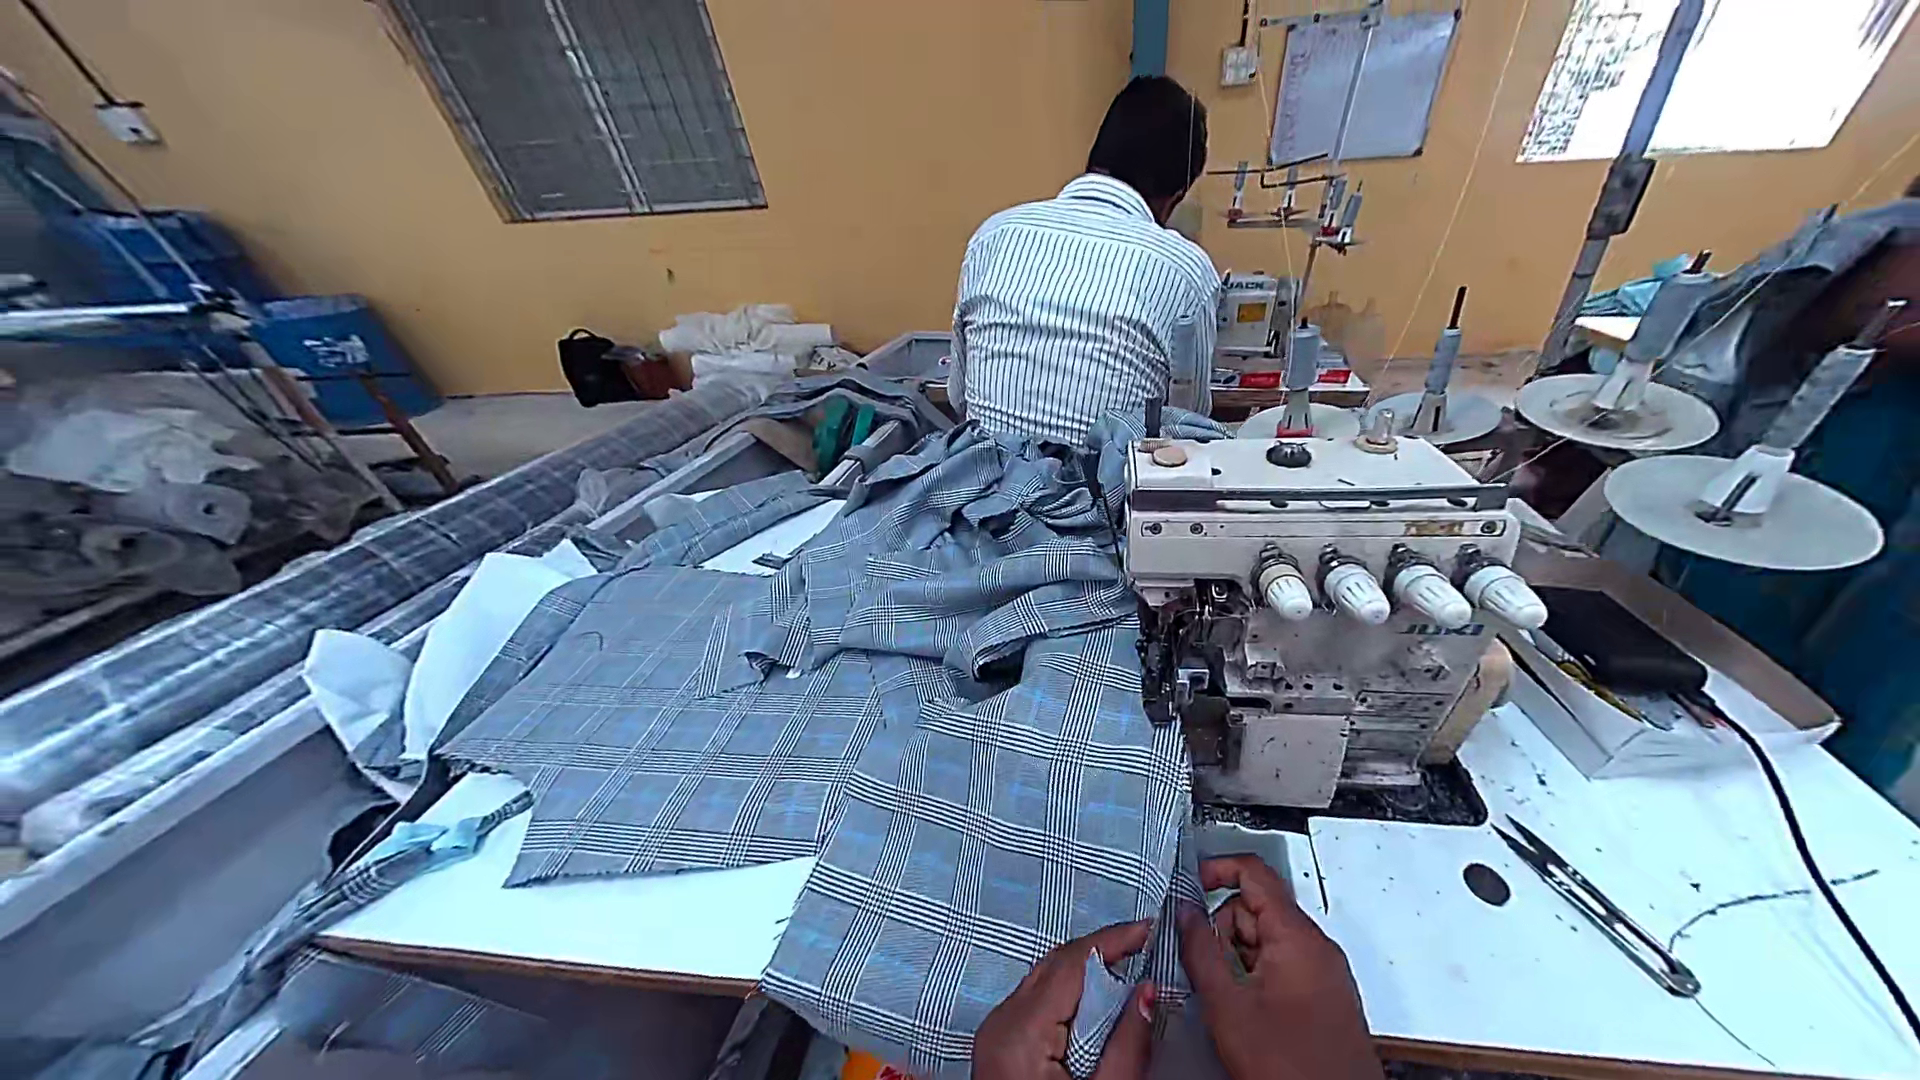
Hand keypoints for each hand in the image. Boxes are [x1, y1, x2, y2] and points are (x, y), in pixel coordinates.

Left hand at [974, 920, 1156, 1079]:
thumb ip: (1126, 1045)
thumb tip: (1149, 990)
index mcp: (1020, 1031)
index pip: (1070, 963)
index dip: (1111, 940)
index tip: (1148, 928)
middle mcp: (1000, 1019)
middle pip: (1055, 965)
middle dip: (1101, 952)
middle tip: (1145, 947)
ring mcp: (994, 1029)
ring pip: (1045, 978)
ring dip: (1085, 971)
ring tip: (1128, 969)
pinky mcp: (998, 1042)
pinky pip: (1036, 1000)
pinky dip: (1068, 994)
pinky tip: (1096, 1002)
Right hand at [1179, 855, 1382, 1079]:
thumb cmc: (1294, 1073)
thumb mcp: (1227, 1005)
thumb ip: (1199, 948)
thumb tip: (1185, 913)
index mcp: (1298, 938)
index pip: (1253, 872)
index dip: (1216, 870)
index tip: (1191, 884)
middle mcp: (1318, 949)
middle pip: (1256, 908)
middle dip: (1223, 928)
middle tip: (1206, 961)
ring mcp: (1326, 974)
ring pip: (1266, 938)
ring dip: (1238, 954)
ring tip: (1228, 996)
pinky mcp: (1327, 999)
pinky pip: (1282, 964)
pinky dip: (1256, 973)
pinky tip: (1246, 1008)